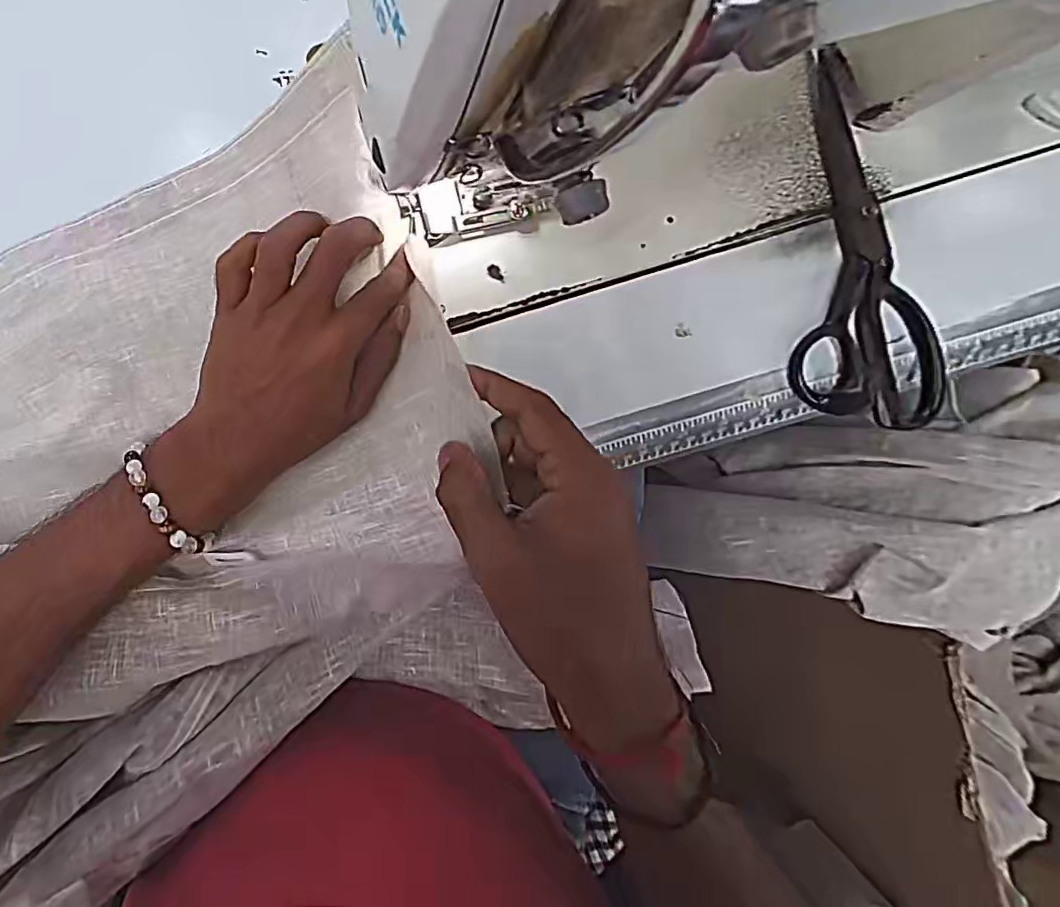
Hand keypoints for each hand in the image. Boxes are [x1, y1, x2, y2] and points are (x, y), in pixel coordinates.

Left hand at [149, 211, 414, 530]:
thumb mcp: (352, 407)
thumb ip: (380, 358)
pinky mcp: (229, 312)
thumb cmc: (287, 430)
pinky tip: (266, 246)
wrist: (233, 441)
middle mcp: (297, 320)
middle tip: (366, 234)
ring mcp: (259, 312)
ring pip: (280, 244)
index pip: (378, 292)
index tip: (402, 263)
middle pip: (334, 250)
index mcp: (333, 345)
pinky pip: (233, 263)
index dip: (398, 272)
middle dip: (360, 231)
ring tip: (319, 227)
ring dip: (305, 225)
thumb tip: (397, 319)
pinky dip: (249, 245)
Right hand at [435, 366, 679, 753]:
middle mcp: (595, 481)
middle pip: (535, 435)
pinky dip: (513, 493)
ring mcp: (595, 506)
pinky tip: (485, 515)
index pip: (535, 410)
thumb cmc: (558, 619)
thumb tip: (451, 452)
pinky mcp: (589, 529)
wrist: (611, 683)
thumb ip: (465, 494)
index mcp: (581, 476)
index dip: (496, 387)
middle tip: (448, 453)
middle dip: (491, 438)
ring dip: (500, 470)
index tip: (461, 375)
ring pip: (537, 465)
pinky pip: (544, 491)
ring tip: (462, 489)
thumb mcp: (495, 554)